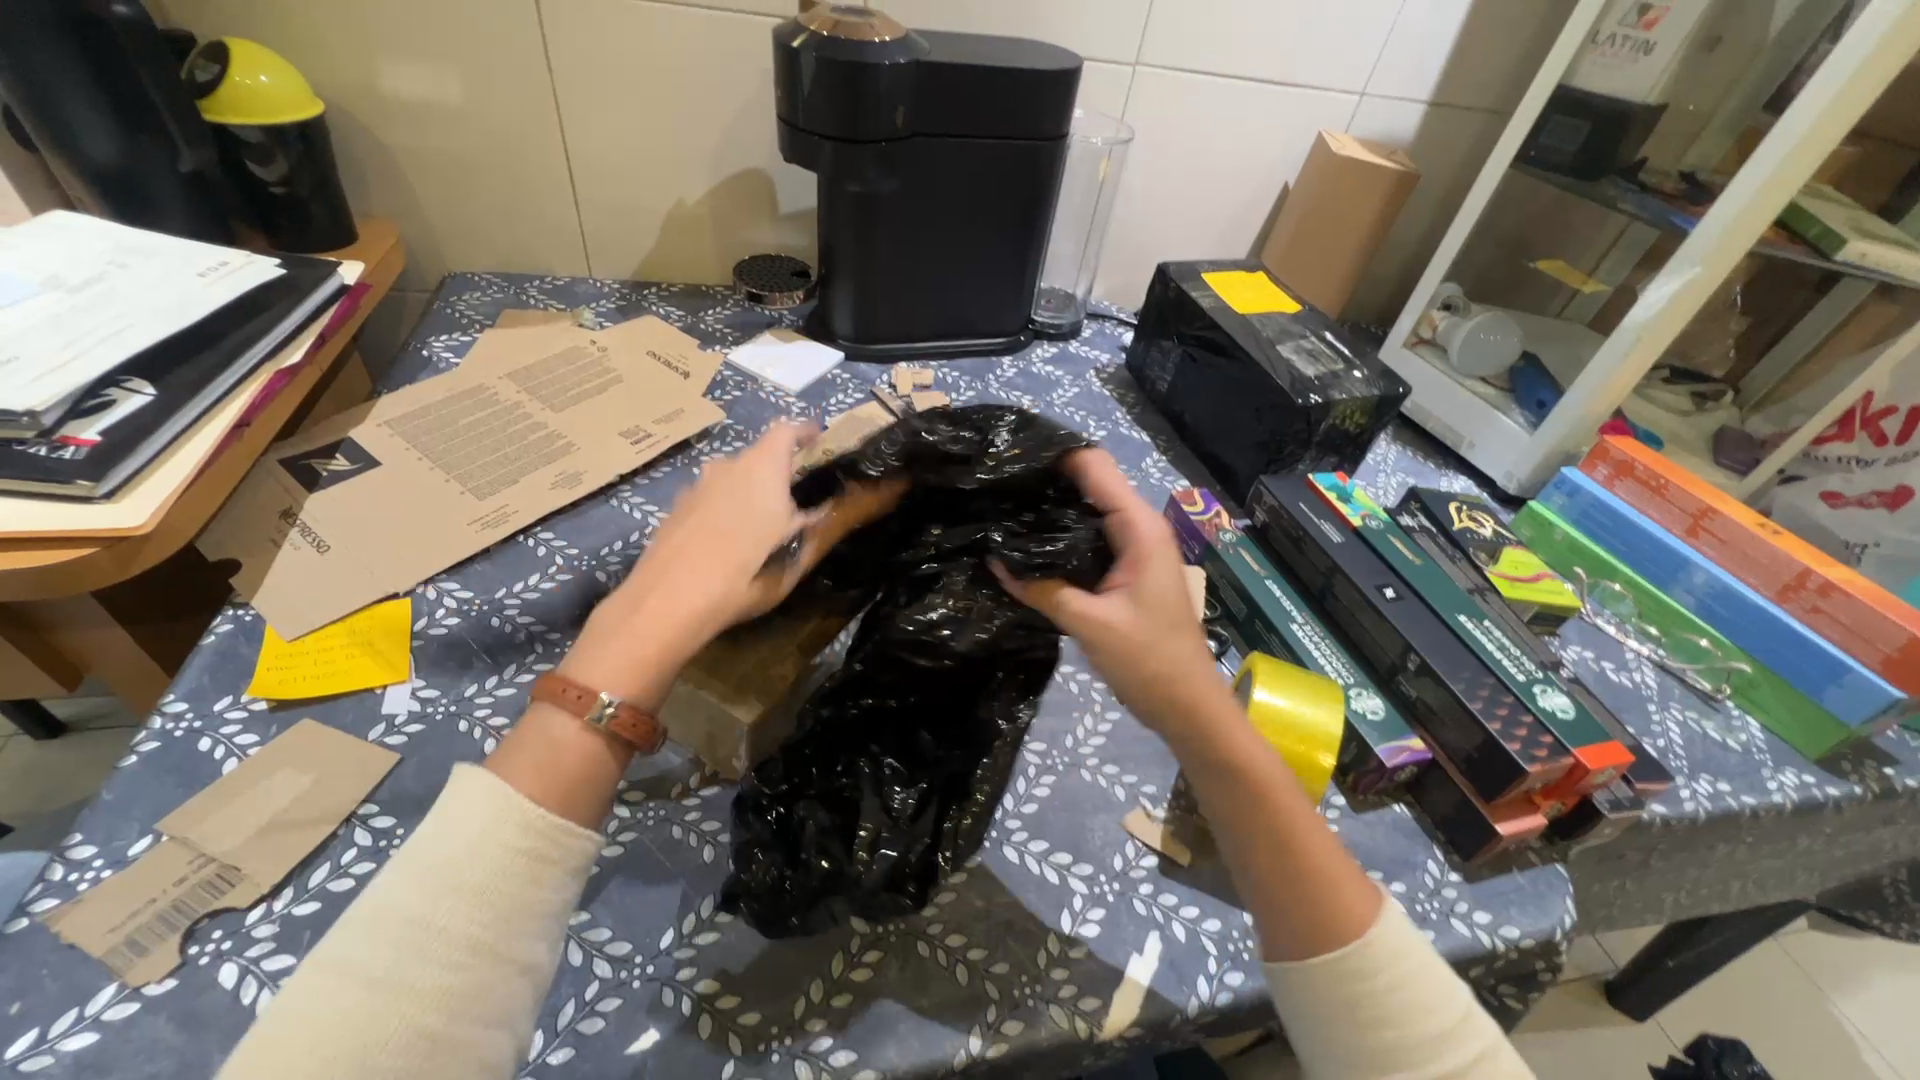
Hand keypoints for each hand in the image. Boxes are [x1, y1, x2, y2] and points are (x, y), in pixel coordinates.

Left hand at [560, 421, 903, 704]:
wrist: (664, 605)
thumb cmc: (744, 575)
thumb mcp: (800, 553)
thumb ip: (840, 519)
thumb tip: (890, 489)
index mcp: (761, 467)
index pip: (789, 429)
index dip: (808, 432)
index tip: (824, 444)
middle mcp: (726, 466)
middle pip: (761, 456)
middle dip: (784, 473)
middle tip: (804, 504)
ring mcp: (696, 487)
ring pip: (734, 479)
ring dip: (754, 494)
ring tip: (769, 530)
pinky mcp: (676, 511)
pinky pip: (713, 499)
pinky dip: (729, 510)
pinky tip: (732, 546)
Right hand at [993, 449, 1228, 735]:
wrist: (1187, 708)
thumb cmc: (1150, 662)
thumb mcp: (1090, 625)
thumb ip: (1042, 589)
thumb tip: (993, 560)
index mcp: (1138, 528)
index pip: (1094, 467)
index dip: (1055, 456)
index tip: (1009, 460)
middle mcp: (1137, 529)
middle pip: (1088, 486)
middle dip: (1044, 484)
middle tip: (993, 489)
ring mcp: (1131, 551)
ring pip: (1084, 516)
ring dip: (1048, 514)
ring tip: (999, 514)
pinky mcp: (1122, 573)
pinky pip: (1086, 543)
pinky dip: (1058, 542)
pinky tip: (1024, 550)